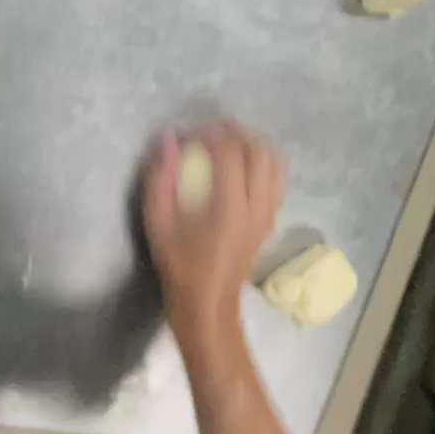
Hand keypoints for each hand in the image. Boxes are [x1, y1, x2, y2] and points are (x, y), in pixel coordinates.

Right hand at [143, 121, 285, 345]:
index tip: (189, 133)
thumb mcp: (158, 225)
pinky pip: (277, 178)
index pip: (229, 153)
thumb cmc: (179, 267)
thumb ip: (160, 180)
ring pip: (274, 161)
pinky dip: (262, 160)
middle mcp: (256, 206)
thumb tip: (168, 141)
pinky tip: (241, 163)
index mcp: (228, 208)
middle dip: (235, 131)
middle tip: (209, 129)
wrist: (208, 304)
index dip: (210, 133)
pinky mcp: (270, 219)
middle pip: (258, 150)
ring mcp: (268, 213)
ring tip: (227, 141)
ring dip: (252, 143)